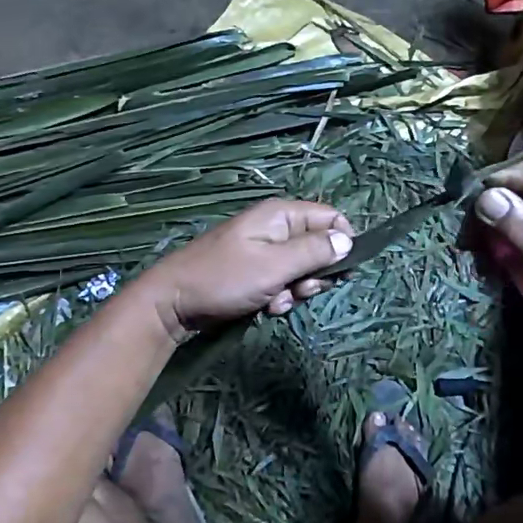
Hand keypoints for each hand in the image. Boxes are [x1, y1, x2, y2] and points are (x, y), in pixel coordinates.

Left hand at [133, 199, 354, 339]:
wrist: (174, 302)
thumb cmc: (225, 279)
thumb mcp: (275, 266)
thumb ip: (314, 252)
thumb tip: (349, 240)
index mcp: (281, 215)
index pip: (331, 218)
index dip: (342, 243)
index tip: (341, 271)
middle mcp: (276, 228)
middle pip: (320, 247)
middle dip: (316, 274)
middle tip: (300, 290)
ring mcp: (265, 251)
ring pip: (303, 270)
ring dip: (296, 291)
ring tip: (276, 302)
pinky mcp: (257, 272)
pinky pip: (283, 282)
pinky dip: (280, 297)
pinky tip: (265, 307)